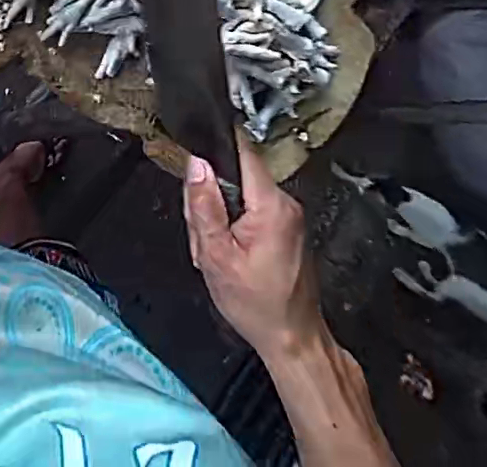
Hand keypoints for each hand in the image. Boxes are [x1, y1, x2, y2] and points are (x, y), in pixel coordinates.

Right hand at [183, 134, 323, 362]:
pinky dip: (231, 224)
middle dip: (210, 195)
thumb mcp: (215, 254)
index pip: (243, 152)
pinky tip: (228, 251)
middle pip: (234, 175)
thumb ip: (203, 204)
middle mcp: (285, 205)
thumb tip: (196, 164)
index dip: (215, 148)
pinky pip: (249, 207)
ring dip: (218, 213)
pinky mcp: (285, 227)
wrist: (291, 339)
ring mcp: (288, 216)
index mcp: (271, 207)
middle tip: (204, 231)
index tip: (195, 154)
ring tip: (217, 247)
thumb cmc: (256, 304)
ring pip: (239, 192)